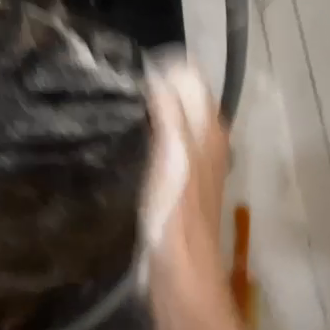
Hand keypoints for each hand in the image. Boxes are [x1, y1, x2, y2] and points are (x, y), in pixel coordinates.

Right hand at [140, 54, 230, 297]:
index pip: (192, 78)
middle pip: (185, 96)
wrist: (180, 266)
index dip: (166, 66)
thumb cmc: (176, 210)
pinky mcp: (178, 180)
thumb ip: (169, 111)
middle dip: (160, 81)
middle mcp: (207, 140)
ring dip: (155, 105)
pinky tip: (130, 136)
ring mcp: (194, 161)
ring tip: (121, 100)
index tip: (133, 64)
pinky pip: (166, 140)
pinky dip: (151, 129)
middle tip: (120, 78)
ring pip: (176, 118)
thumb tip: (160, 70)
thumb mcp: (171, 153)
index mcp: (209, 128)